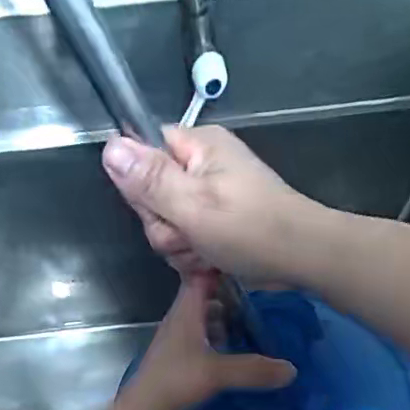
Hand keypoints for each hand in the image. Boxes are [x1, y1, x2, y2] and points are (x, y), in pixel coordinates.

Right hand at [101, 125, 321, 282]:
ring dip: (179, 246)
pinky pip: (184, 239)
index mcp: (197, 147)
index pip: (143, 153)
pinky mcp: (215, 222)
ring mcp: (208, 196)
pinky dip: (192, 255)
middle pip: (151, 196)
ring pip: (166, 224)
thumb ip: (149, 180)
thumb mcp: (193, 204)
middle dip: (165, 226)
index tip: (159, 206)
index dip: (141, 184)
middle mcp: (200, 166)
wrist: (299, 257)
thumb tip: (109, 147)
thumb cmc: (250, 228)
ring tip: (205, 250)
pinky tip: (209, 261)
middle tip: (190, 235)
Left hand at [121, 272, 296, 409]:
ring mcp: (175, 338)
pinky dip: (214, 336)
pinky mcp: (175, 357)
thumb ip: (254, 369)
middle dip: (228, 294)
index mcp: (186, 311)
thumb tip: (292, 370)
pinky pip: (198, 336)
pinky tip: (230, 348)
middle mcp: (178, 319)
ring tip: (247, 322)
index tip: (248, 265)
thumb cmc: (176, 382)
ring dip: (221, 317)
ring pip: (201, 317)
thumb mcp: (218, 373)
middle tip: (257, 297)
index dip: (222, 266)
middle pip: (203, 296)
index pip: (202, 275)